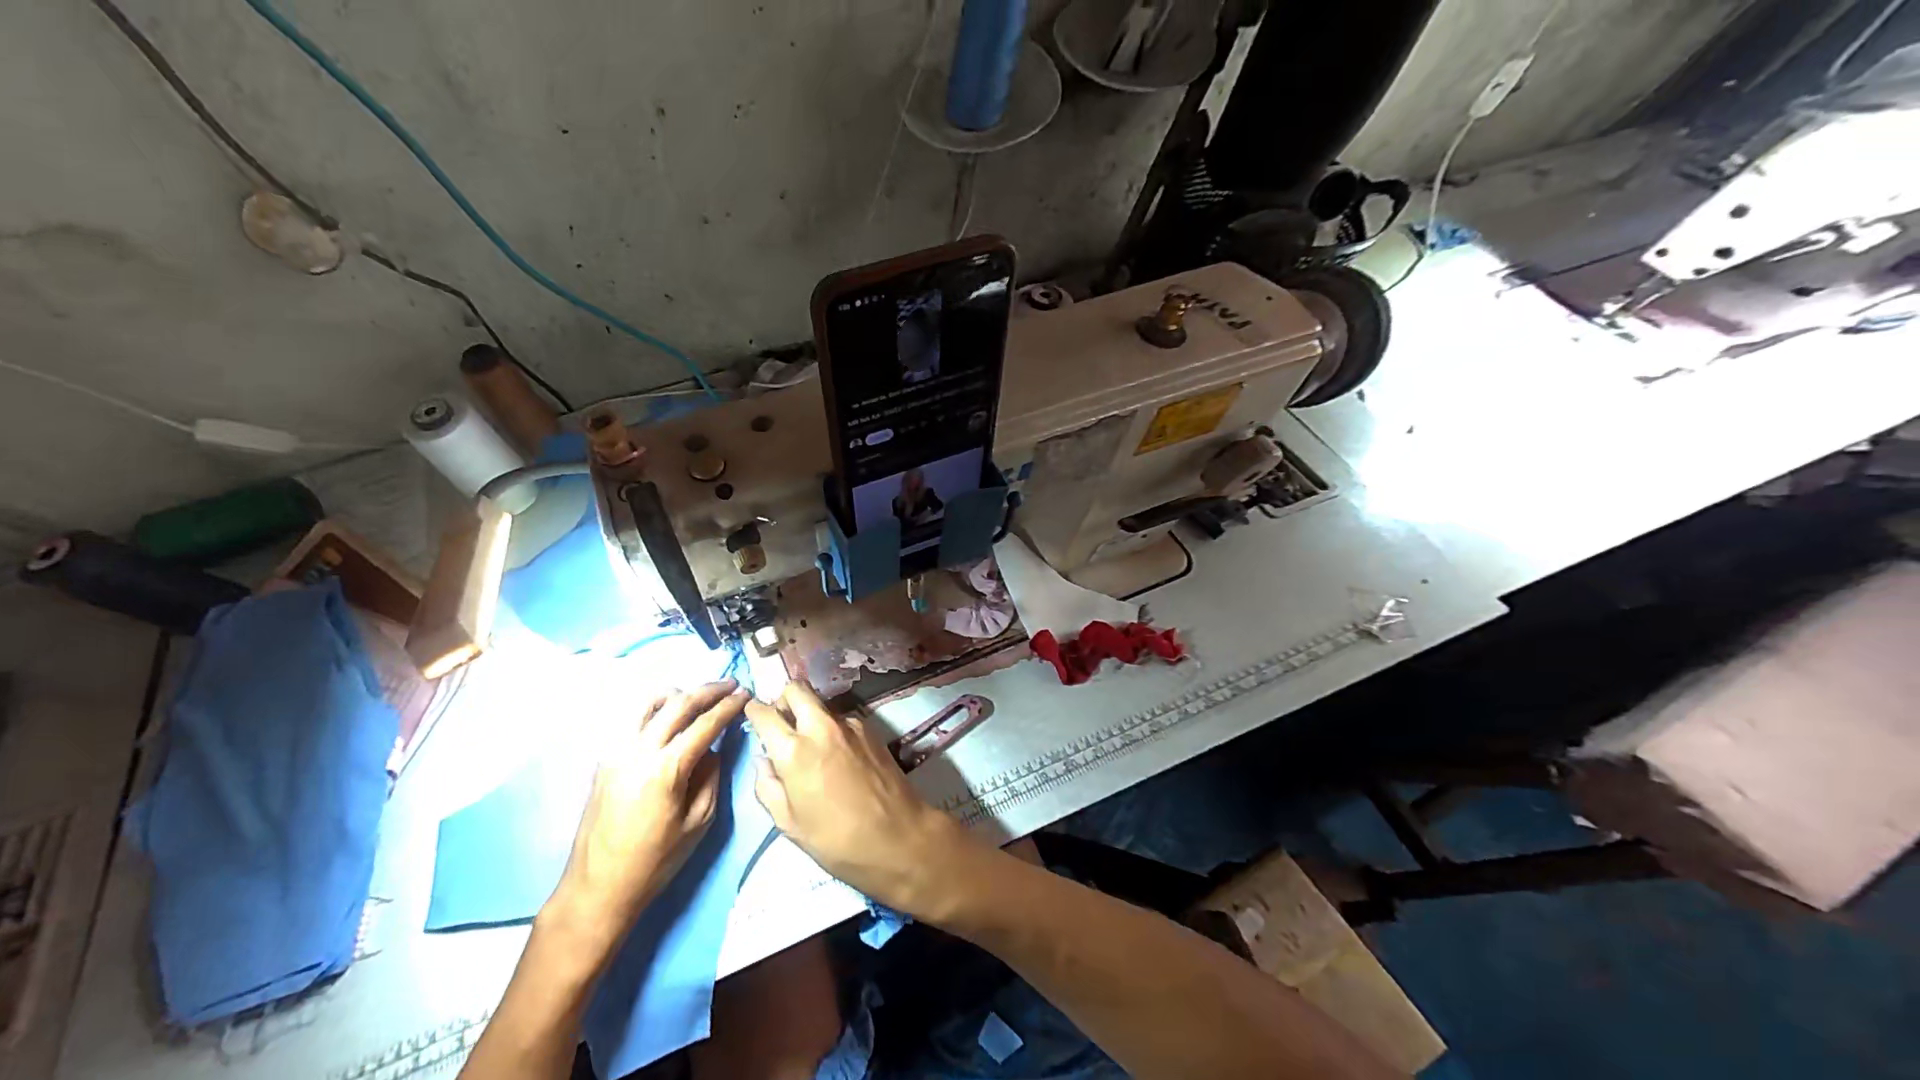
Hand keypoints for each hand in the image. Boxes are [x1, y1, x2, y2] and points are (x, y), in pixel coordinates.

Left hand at [542, 680, 749, 948]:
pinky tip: (670, 716)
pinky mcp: (605, 759)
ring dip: (679, 694)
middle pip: (677, 703)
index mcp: (665, 769)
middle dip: (708, 690)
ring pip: (650, 703)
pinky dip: (657, 708)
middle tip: (731, 685)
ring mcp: (617, 752)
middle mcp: (638, 751)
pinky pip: (634, 720)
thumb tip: (712, 750)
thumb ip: (711, 777)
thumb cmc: (655, 862)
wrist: (598, 887)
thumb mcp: (699, 822)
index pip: (705, 724)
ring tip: (700, 696)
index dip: (729, 706)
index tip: (746, 694)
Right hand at [745, 682, 975, 915]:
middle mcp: (822, 727)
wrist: (899, 837)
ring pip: (821, 704)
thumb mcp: (789, 824)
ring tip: (813, 749)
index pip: (764, 713)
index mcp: (794, 751)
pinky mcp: (872, 730)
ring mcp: (850, 725)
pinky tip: (838, 758)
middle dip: (783, 700)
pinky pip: (842, 719)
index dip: (754, 712)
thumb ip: (768, 786)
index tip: (752, 718)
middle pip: (796, 689)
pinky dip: (832, 729)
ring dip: (810, 716)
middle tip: (782, 726)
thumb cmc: (837, 840)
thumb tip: (764, 761)